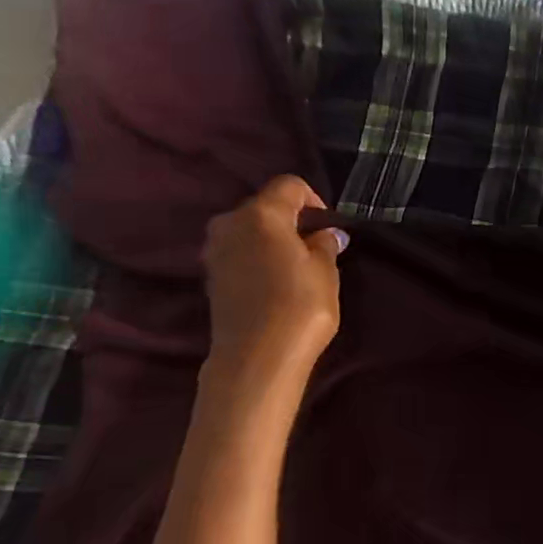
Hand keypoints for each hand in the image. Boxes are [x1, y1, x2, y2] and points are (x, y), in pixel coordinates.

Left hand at [203, 175, 348, 377]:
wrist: (256, 357)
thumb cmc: (299, 308)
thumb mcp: (325, 274)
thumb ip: (325, 245)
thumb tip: (326, 234)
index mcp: (261, 213)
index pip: (289, 186)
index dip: (314, 200)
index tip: (330, 228)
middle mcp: (230, 222)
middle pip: (265, 207)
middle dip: (291, 223)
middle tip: (316, 250)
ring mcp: (215, 251)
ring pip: (250, 232)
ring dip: (273, 243)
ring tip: (296, 270)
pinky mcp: (212, 277)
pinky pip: (240, 255)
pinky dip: (258, 261)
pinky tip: (275, 286)